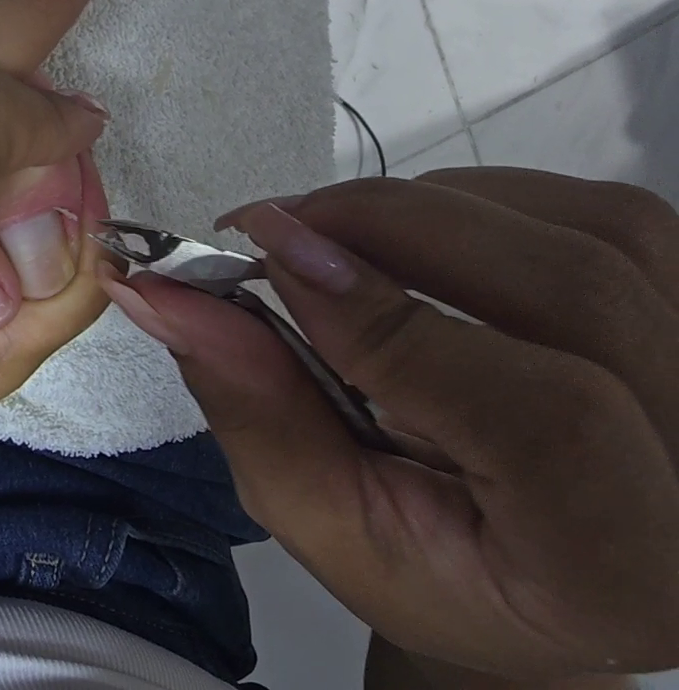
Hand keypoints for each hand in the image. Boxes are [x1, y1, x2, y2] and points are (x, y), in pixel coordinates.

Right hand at [103, 170, 678, 677]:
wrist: (537, 575)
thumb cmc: (417, 565)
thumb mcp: (308, 512)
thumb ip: (246, 403)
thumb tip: (160, 290)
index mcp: (616, 559)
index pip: (539, 416)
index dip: (390, 319)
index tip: (263, 250)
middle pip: (574, 290)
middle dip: (391, 227)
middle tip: (270, 225)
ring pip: (598, 233)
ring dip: (433, 208)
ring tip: (333, 237)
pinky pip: (608, 215)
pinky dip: (484, 203)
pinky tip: (415, 241)